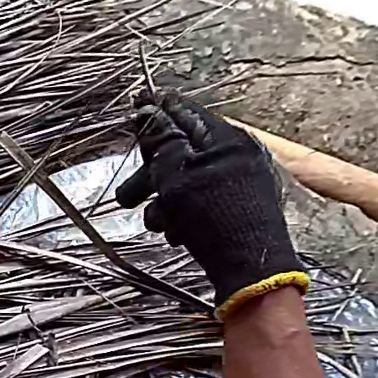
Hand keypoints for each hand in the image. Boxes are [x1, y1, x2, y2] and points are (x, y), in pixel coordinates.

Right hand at [117, 93, 307, 316]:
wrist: (250, 268)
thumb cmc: (213, 218)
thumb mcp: (177, 178)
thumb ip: (161, 143)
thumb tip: (147, 109)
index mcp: (225, 138)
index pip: (184, 113)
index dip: (156, 113)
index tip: (134, 109)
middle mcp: (235, 154)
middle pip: (181, 154)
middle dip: (151, 176)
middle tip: (128, 197)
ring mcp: (239, 182)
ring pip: (186, 182)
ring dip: (163, 203)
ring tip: (158, 224)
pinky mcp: (237, 208)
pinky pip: (200, 203)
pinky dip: (182, 216)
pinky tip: (176, 233)